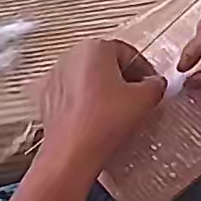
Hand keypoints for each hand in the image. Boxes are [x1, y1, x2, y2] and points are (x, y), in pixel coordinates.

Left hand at [37, 39, 166, 178]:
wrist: (71, 152)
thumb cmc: (103, 122)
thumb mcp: (143, 100)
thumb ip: (155, 85)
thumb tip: (155, 84)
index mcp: (95, 48)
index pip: (127, 53)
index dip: (144, 70)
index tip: (151, 85)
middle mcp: (71, 57)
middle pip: (104, 63)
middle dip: (122, 79)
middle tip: (136, 98)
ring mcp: (55, 77)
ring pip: (86, 79)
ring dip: (102, 91)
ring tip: (115, 112)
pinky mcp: (46, 97)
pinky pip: (72, 94)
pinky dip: (84, 103)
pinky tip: (94, 120)